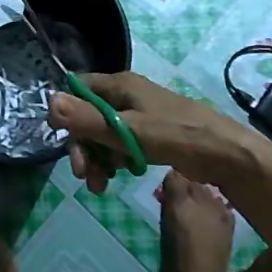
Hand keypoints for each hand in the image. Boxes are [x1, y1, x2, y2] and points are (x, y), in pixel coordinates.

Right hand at [48, 72, 258, 193]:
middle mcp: (126, 95)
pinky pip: (120, 145)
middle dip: (83, 146)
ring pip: (104, 135)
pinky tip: (114, 179)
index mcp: (120, 85)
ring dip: (96, 159)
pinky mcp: (149, 135)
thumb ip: (88, 119)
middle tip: (83, 174)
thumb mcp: (126, 129)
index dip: (67, 111)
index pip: (80, 88)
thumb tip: (49, 102)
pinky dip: (113, 161)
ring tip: (99, 186)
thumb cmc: (173, 134)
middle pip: (89, 116)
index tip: (62, 138)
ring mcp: (139, 116)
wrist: (221, 152)